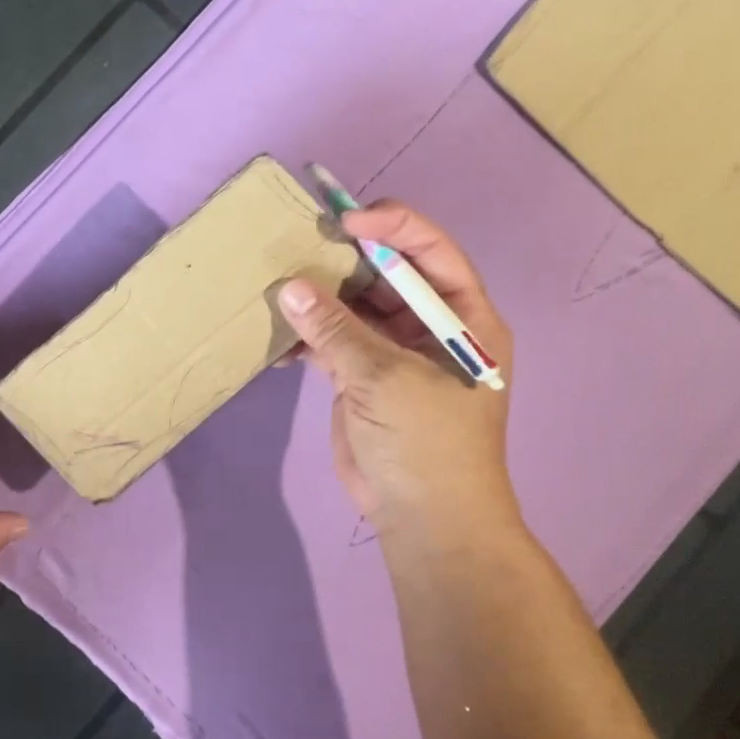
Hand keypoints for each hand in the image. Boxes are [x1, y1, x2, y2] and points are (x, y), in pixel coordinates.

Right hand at [276, 200, 516, 527]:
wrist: (424, 517)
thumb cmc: (425, 441)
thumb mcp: (383, 377)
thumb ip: (335, 328)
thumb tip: (290, 287)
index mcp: (462, 319)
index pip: (430, 253)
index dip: (392, 227)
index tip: (344, 221)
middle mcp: (430, 327)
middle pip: (387, 274)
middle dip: (345, 257)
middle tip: (299, 242)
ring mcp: (393, 352)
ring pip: (354, 306)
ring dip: (319, 296)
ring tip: (278, 281)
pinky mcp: (362, 377)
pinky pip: (331, 340)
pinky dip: (305, 336)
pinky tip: (277, 336)